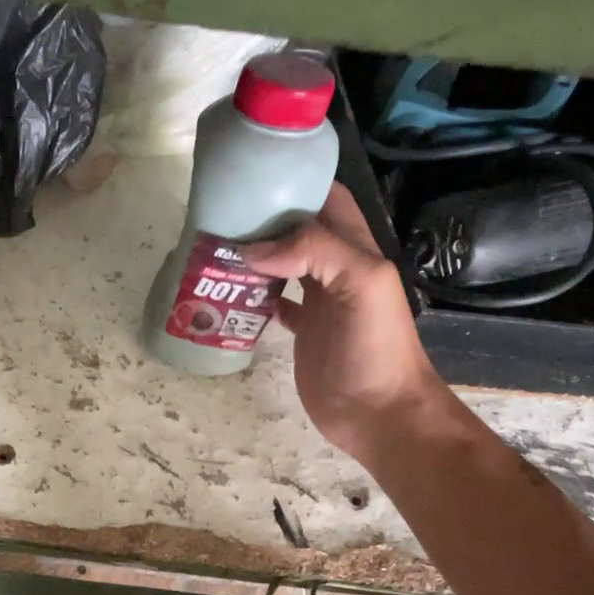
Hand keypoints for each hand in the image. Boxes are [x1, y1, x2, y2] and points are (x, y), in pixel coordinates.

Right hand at [243, 183, 452, 458]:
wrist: (380, 413)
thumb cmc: (375, 348)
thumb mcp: (360, 283)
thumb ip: (313, 251)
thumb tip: (251, 250)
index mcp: (355, 248)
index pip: (325, 199)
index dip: (295, 184)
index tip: (250, 180)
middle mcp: (335, 267)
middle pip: (297, 229)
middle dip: (262, 219)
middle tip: (218, 217)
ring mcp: (318, 300)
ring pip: (281, 264)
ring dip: (252, 256)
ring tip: (213, 252)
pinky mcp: (303, 330)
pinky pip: (273, 302)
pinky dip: (251, 296)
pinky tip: (229, 295)